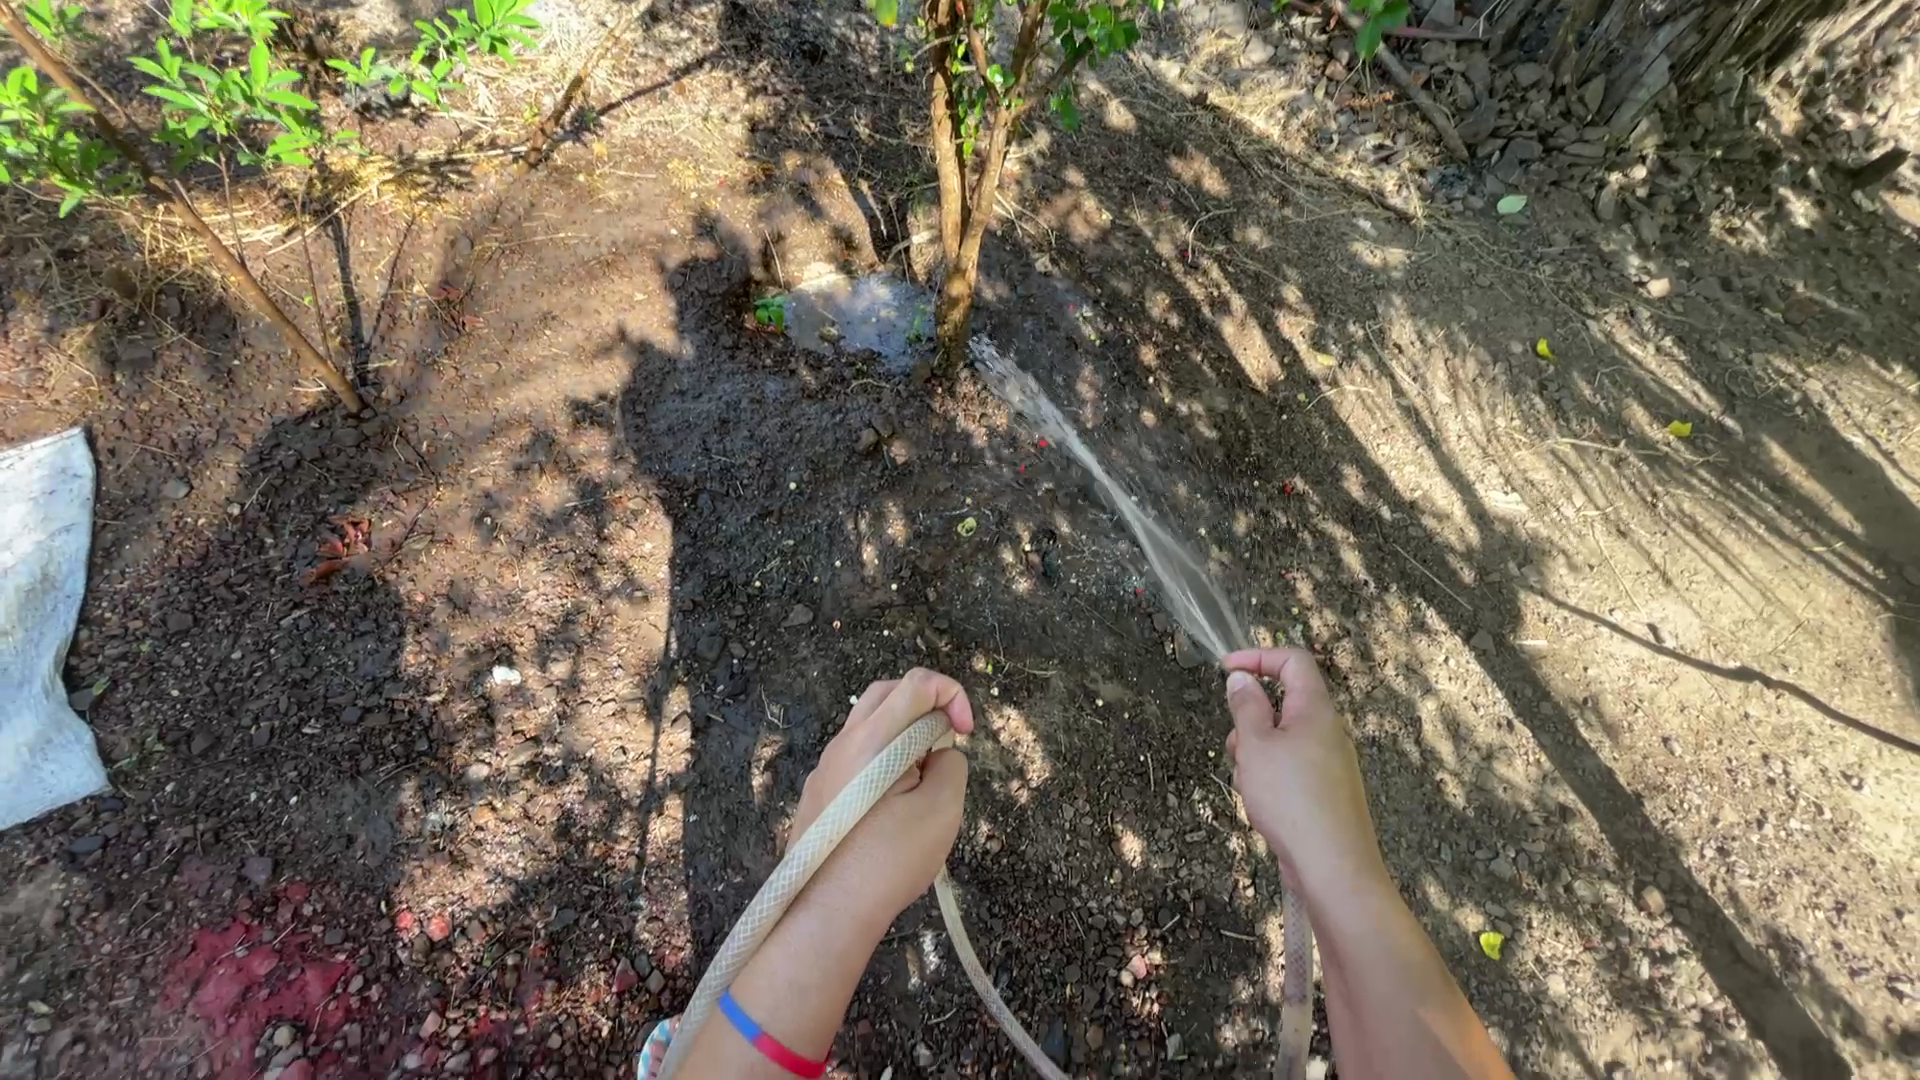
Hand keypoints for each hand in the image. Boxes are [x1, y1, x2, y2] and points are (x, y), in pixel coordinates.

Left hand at [788, 668, 973, 928]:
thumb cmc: (889, 860)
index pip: (918, 683)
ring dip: (904, 734)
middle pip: (888, 692)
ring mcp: (826, 767)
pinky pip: (857, 755)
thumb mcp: (942, 809)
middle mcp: (843, 742)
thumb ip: (951, 765)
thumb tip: (937, 754)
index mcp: (873, 737)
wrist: (826, 912)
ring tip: (923, 779)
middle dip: (926, 705)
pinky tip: (893, 806)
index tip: (966, 733)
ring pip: (869, 724)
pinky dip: (884, 758)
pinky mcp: (818, 792)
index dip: (953, 695)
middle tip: (945, 743)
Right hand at [1222, 648, 1389, 904]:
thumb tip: (1241, 677)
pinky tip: (1261, 805)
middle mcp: (1327, 731)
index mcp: (1316, 710)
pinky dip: (1267, 777)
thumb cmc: (1291, 798)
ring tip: (1248, 782)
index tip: (1224, 669)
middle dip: (1248, 721)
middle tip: (1236, 745)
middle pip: (1281, 703)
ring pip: (1278, 740)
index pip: (1292, 660)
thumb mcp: (1256, 745)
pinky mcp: (1323, 791)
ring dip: (1254, 753)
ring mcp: (1327, 763)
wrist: (1333, 868)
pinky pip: (1287, 768)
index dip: (1257, 656)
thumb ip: (1246, 706)